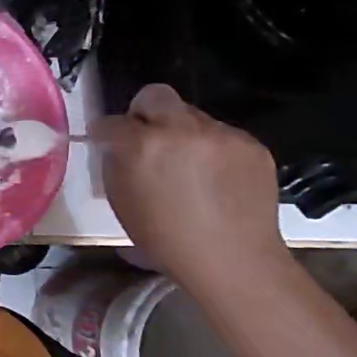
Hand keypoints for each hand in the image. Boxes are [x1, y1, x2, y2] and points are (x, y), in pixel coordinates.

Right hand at [91, 84, 289, 285]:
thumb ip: (116, 163)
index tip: (107, 144)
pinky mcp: (251, 145)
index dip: (105, 134)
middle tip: (146, 139)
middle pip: (154, 96)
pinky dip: (212, 150)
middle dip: (144, 113)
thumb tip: (118, 147)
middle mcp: (181, 129)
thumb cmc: (165, 238)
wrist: (233, 261)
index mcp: (141, 145)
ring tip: (188, 167)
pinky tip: (215, 179)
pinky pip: (222, 135)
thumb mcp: (121, 200)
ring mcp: (221, 134)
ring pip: (191, 116)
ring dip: (182, 134)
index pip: (109, 122)